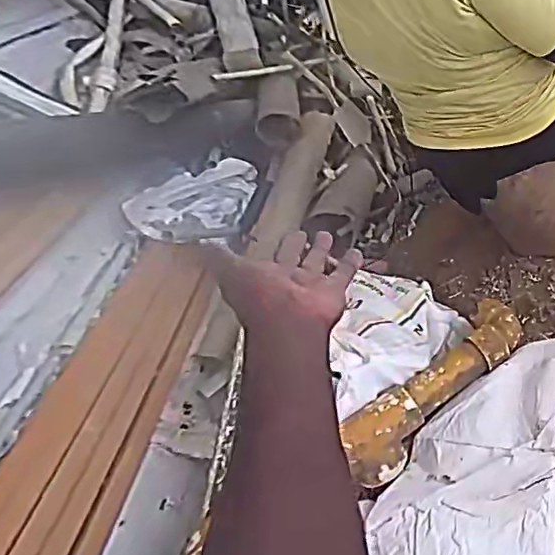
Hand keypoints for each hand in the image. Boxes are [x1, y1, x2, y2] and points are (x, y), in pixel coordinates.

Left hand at [203, 230, 361, 335]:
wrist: (289, 321)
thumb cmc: (258, 298)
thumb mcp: (230, 272)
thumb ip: (218, 257)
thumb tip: (200, 243)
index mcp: (263, 276)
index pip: (267, 257)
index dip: (271, 246)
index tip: (277, 233)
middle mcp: (287, 281)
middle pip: (293, 259)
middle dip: (297, 246)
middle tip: (302, 234)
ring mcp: (311, 286)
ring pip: (318, 263)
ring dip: (322, 250)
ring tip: (326, 237)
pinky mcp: (333, 290)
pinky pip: (343, 273)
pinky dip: (350, 263)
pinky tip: (355, 252)